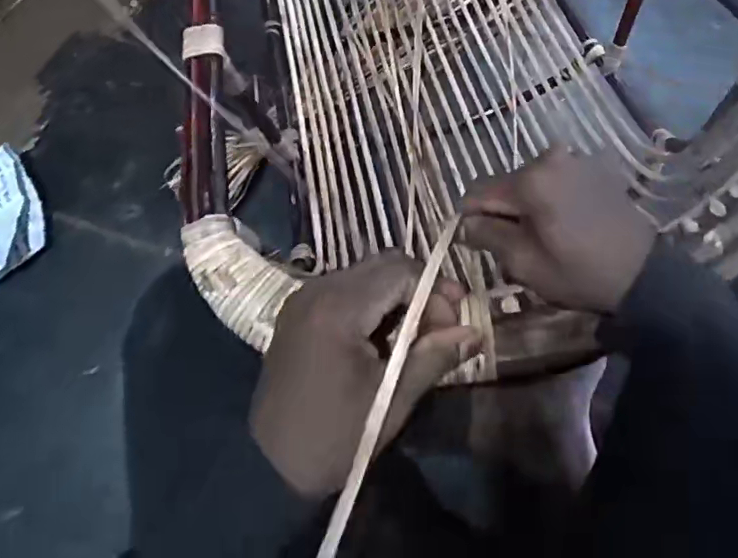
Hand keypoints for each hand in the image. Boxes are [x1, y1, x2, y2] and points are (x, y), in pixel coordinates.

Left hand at [250, 252, 478, 497]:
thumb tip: (475, 332)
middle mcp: (318, 289)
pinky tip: (386, 336)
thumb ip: (433, 357)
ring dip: (400, 294)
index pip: (402, 271)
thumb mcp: (390, 400)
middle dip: (421, 288)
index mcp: (337, 307)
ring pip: (369, 273)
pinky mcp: (300, 310)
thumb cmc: (331, 438)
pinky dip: (376, 302)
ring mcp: (305, 297)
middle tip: (443, 324)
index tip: (454, 323)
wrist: (262, 473)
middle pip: (386, 264)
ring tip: (418, 333)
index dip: (435, 291)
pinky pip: (349, 287)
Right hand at [460, 147, 655, 313]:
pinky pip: (556, 179)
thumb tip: (465, 223)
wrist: (643, 272)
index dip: (473, 219)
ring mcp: (575, 158)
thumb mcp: (526, 263)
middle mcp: (550, 156)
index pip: (478, 191)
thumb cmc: (580, 272)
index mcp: (531, 178)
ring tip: (547, 236)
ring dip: (529, 205)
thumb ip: (489, 236)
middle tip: (519, 247)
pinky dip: (552, 198)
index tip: (482, 243)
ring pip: (532, 182)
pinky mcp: (593, 166)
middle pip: (506, 184)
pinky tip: (568, 223)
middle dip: (505, 212)